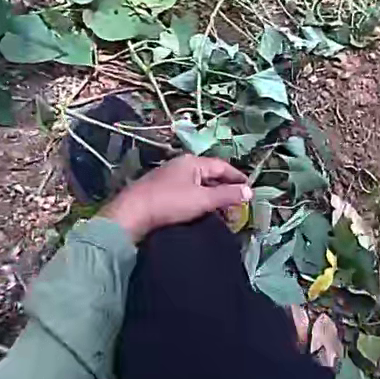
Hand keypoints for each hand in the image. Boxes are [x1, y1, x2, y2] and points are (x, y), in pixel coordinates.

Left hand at [100, 155, 250, 242]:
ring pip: (198, 186)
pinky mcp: (160, 192)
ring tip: (222, 213)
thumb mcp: (203, 199)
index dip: (237, 177)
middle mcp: (180, 166)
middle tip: (237, 205)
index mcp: (192, 162)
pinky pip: (187, 193)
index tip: (249, 189)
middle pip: (210, 176)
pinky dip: (198, 201)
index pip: (222, 166)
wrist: (130, 216)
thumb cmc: (169, 203)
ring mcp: (168, 178)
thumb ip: (228, 195)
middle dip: (225, 190)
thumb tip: (249, 191)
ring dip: (212, 197)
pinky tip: (201, 213)